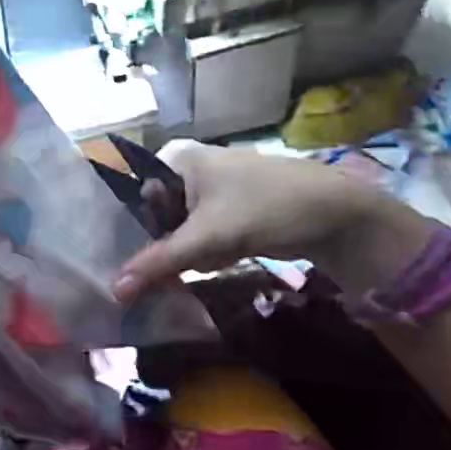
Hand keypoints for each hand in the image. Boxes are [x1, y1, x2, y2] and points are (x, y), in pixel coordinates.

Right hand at [112, 140, 433, 300]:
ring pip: (174, 231)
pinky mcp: (224, 211)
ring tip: (211, 256)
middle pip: (151, 217)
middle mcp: (185, 168)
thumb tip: (114, 292)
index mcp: (174, 157)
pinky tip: (224, 256)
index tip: (116, 262)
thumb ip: (158, 262)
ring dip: (187, 253)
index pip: (129, 194)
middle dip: (162, 247)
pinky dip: (205, 253)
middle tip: (169, 268)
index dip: (122, 231)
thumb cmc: (267, 207)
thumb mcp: (207, 236)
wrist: (336, 215)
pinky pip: (196, 237)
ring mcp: (206, 190)